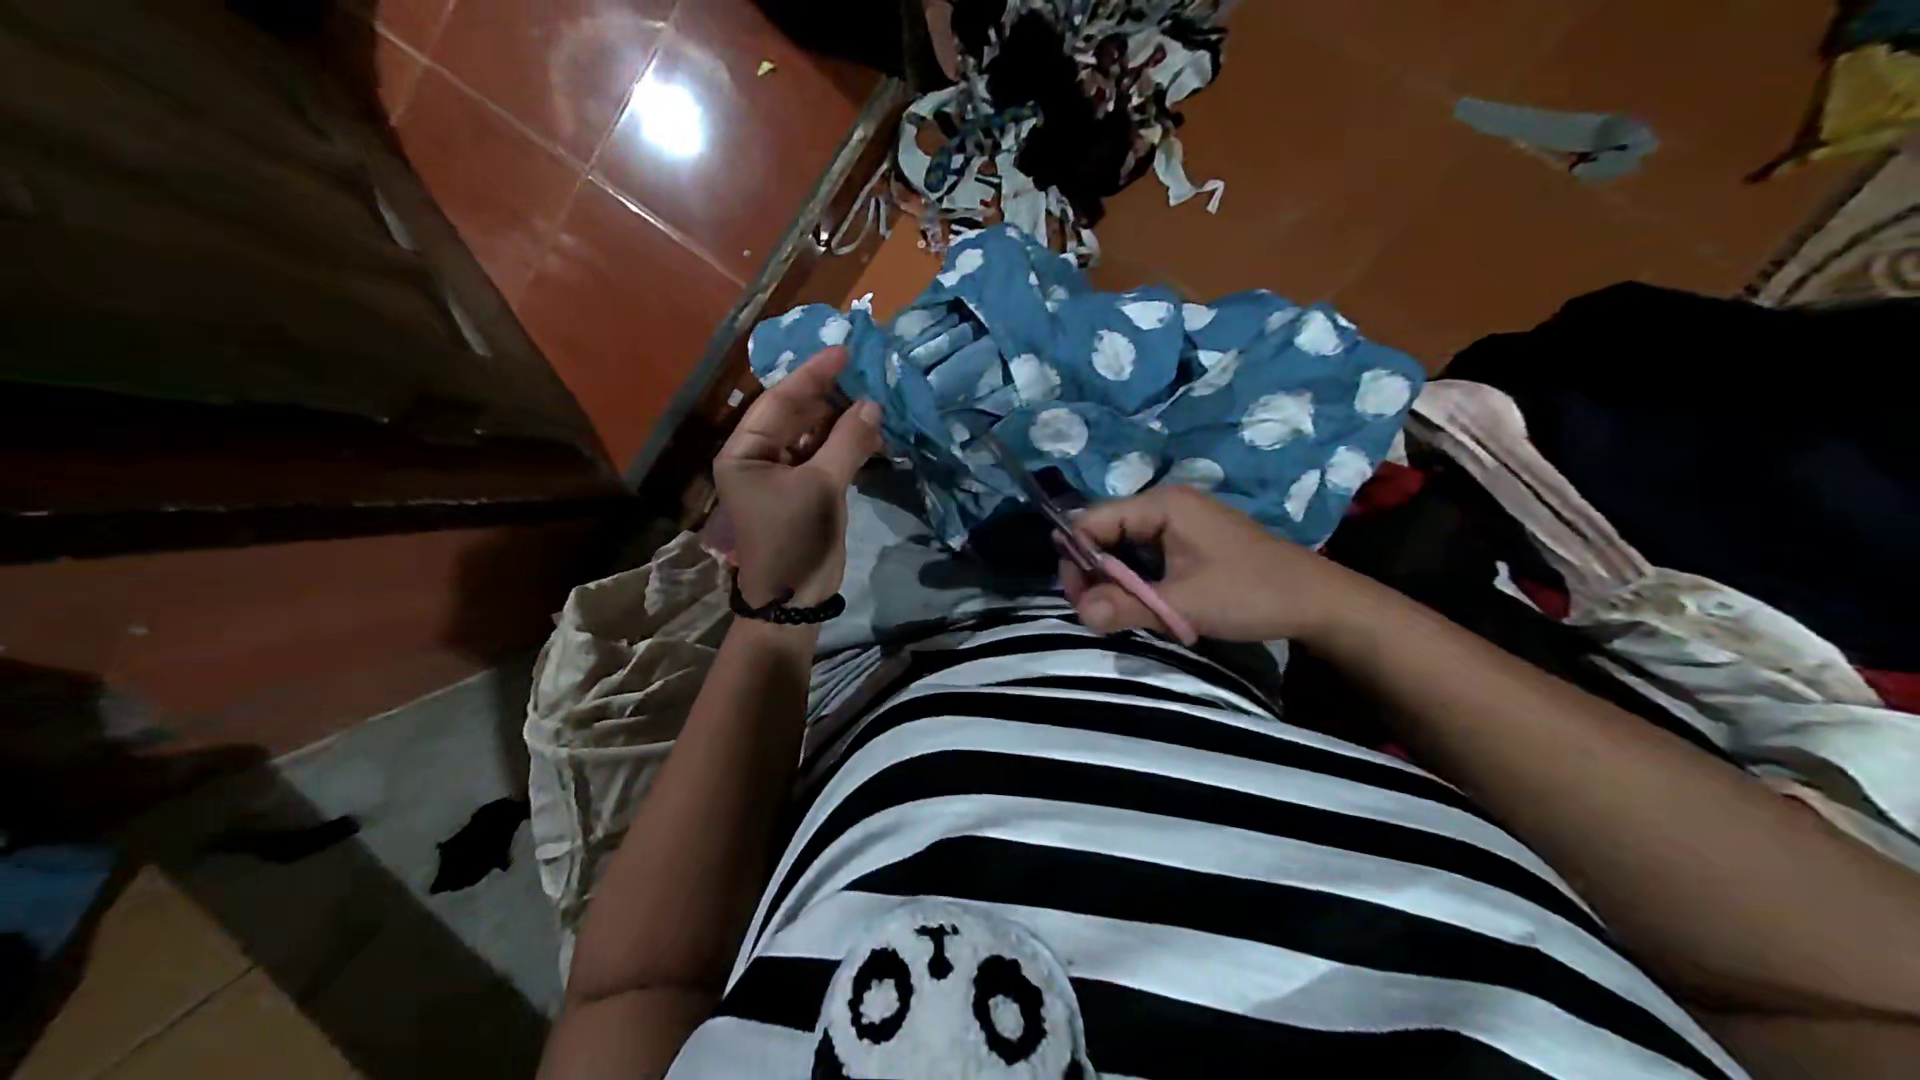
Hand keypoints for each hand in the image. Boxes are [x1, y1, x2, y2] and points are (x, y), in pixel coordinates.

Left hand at [714, 346, 882, 607]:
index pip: (779, 401)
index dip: (812, 375)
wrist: (794, 599)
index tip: (844, 351)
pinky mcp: (808, 489)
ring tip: (878, 402)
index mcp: (745, 451)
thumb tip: (873, 405)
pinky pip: (828, 456)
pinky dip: (850, 445)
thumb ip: (846, 442)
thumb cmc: (795, 540)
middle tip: (869, 374)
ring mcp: (785, 473)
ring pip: (816, 434)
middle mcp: (760, 456)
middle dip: (833, 396)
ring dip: (846, 420)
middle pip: (798, 414)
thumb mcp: (821, 487)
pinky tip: (875, 434)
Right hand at [1059, 485, 1366, 643]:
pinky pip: (1145, 554)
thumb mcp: (1183, 604)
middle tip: (1096, 611)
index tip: (1079, 599)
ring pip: (1124, 546)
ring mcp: (1180, 521)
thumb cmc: (1249, 593)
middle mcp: (1166, 504)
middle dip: (1094, 571)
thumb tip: (1079, 613)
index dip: (1077, 557)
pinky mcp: (1190, 540)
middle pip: (1105, 531)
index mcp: (1161, 505)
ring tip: (1119, 610)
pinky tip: (1142, 602)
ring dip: (1115, 578)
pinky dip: (1136, 578)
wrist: (1317, 600)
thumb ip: (1126, 606)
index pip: (1092, 520)